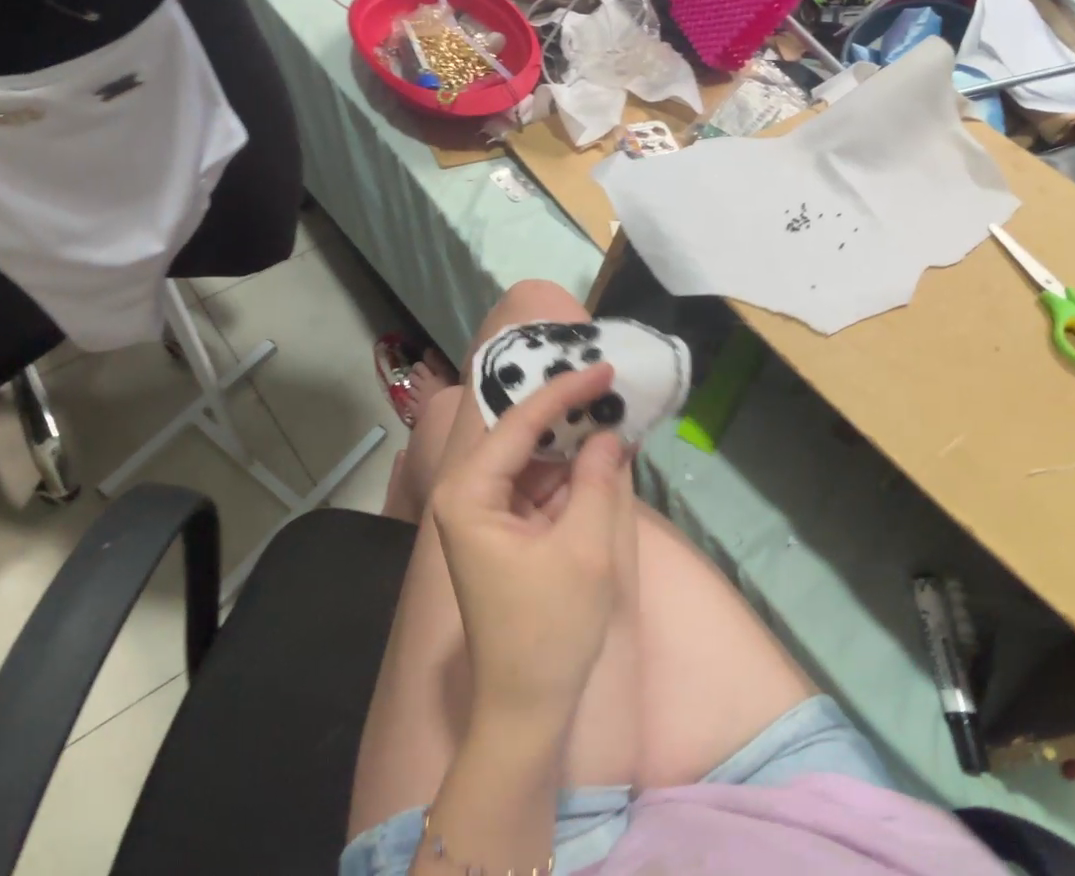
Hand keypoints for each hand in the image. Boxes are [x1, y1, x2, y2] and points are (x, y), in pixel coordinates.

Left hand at [430, 364, 636, 722]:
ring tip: (611, 409)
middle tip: (609, 383)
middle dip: (562, 411)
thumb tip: (610, 435)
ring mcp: (479, 514)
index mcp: (467, 493)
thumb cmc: (550, 630)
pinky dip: (565, 474)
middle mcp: (463, 495)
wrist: (524, 706)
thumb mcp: (585, 550)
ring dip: (567, 441)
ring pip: (527, 460)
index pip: (518, 425)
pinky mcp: (500, 533)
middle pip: (516, 436)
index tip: (604, 368)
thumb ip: (597, 482)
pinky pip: (532, 488)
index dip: (562, 392)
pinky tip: (597, 454)